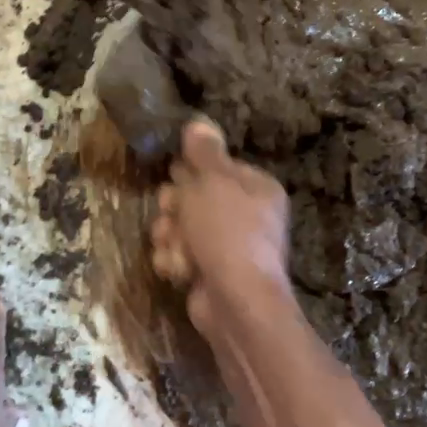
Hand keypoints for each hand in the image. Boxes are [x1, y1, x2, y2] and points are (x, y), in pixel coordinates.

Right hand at [150, 119, 292, 333]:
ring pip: (180, 227)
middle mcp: (245, 216)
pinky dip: (174, 261)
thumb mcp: (213, 181)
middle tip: (173, 213)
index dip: (191, 171)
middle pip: (193, 196)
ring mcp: (227, 247)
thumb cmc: (228, 232)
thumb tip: (199, 123)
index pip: (215, 167)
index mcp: (256, 188)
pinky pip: (180, 255)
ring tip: (176, 247)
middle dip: (175, 206)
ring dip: (170, 236)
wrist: (236, 303)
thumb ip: (203, 152)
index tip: (176, 175)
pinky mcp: (209, 273)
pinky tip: (178, 270)